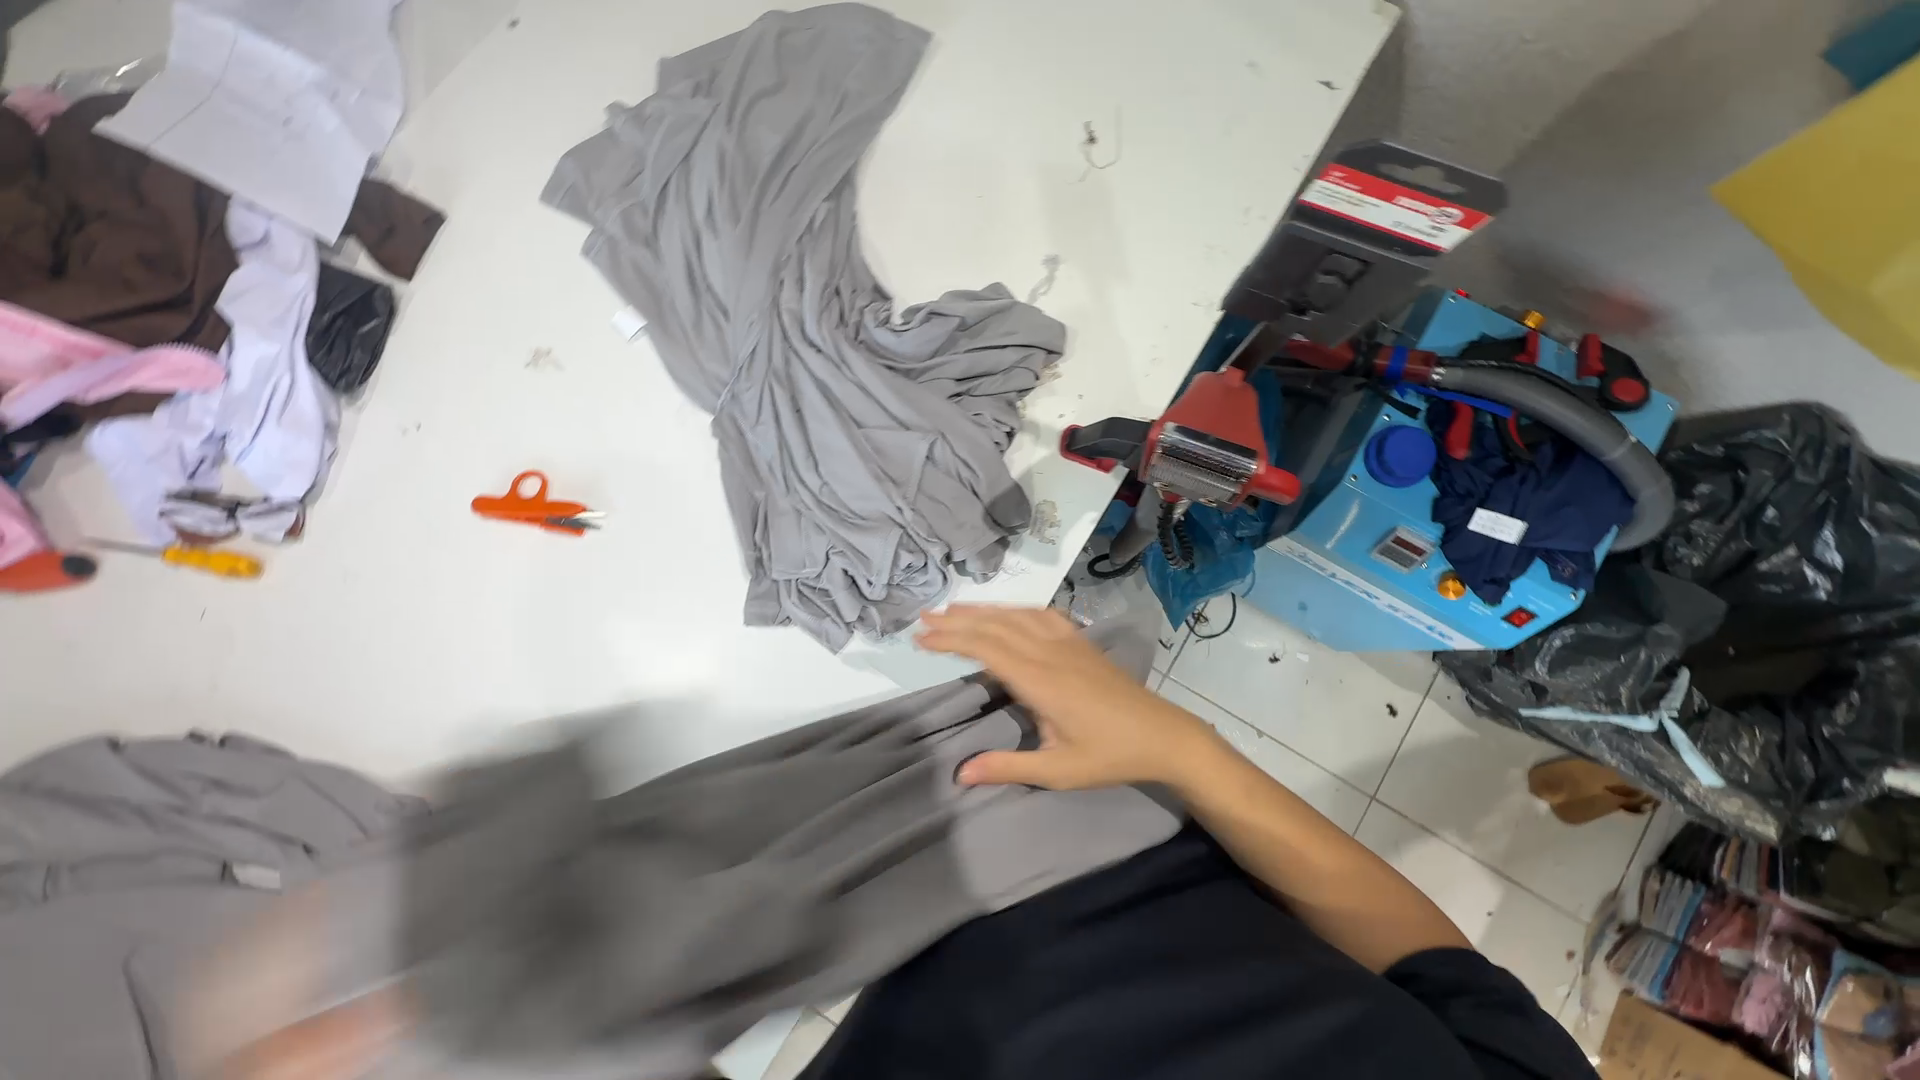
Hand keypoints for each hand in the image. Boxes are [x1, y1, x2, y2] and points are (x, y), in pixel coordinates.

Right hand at [915, 605, 1222, 790]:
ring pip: (1018, 616)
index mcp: (1041, 681)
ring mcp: (1069, 644)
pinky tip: (1008, 611)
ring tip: (953, 608)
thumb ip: (1008, 767)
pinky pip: (1044, 615)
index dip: (951, 640)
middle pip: (996, 626)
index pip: (986, 649)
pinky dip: (1017, 609)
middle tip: (922, 617)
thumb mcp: (1058, 771)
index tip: (921, 638)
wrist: (1163, 735)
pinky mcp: (1082, 643)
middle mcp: (1051, 654)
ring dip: (983, 610)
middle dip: (957, 620)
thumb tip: (961, 773)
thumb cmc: (1110, 756)